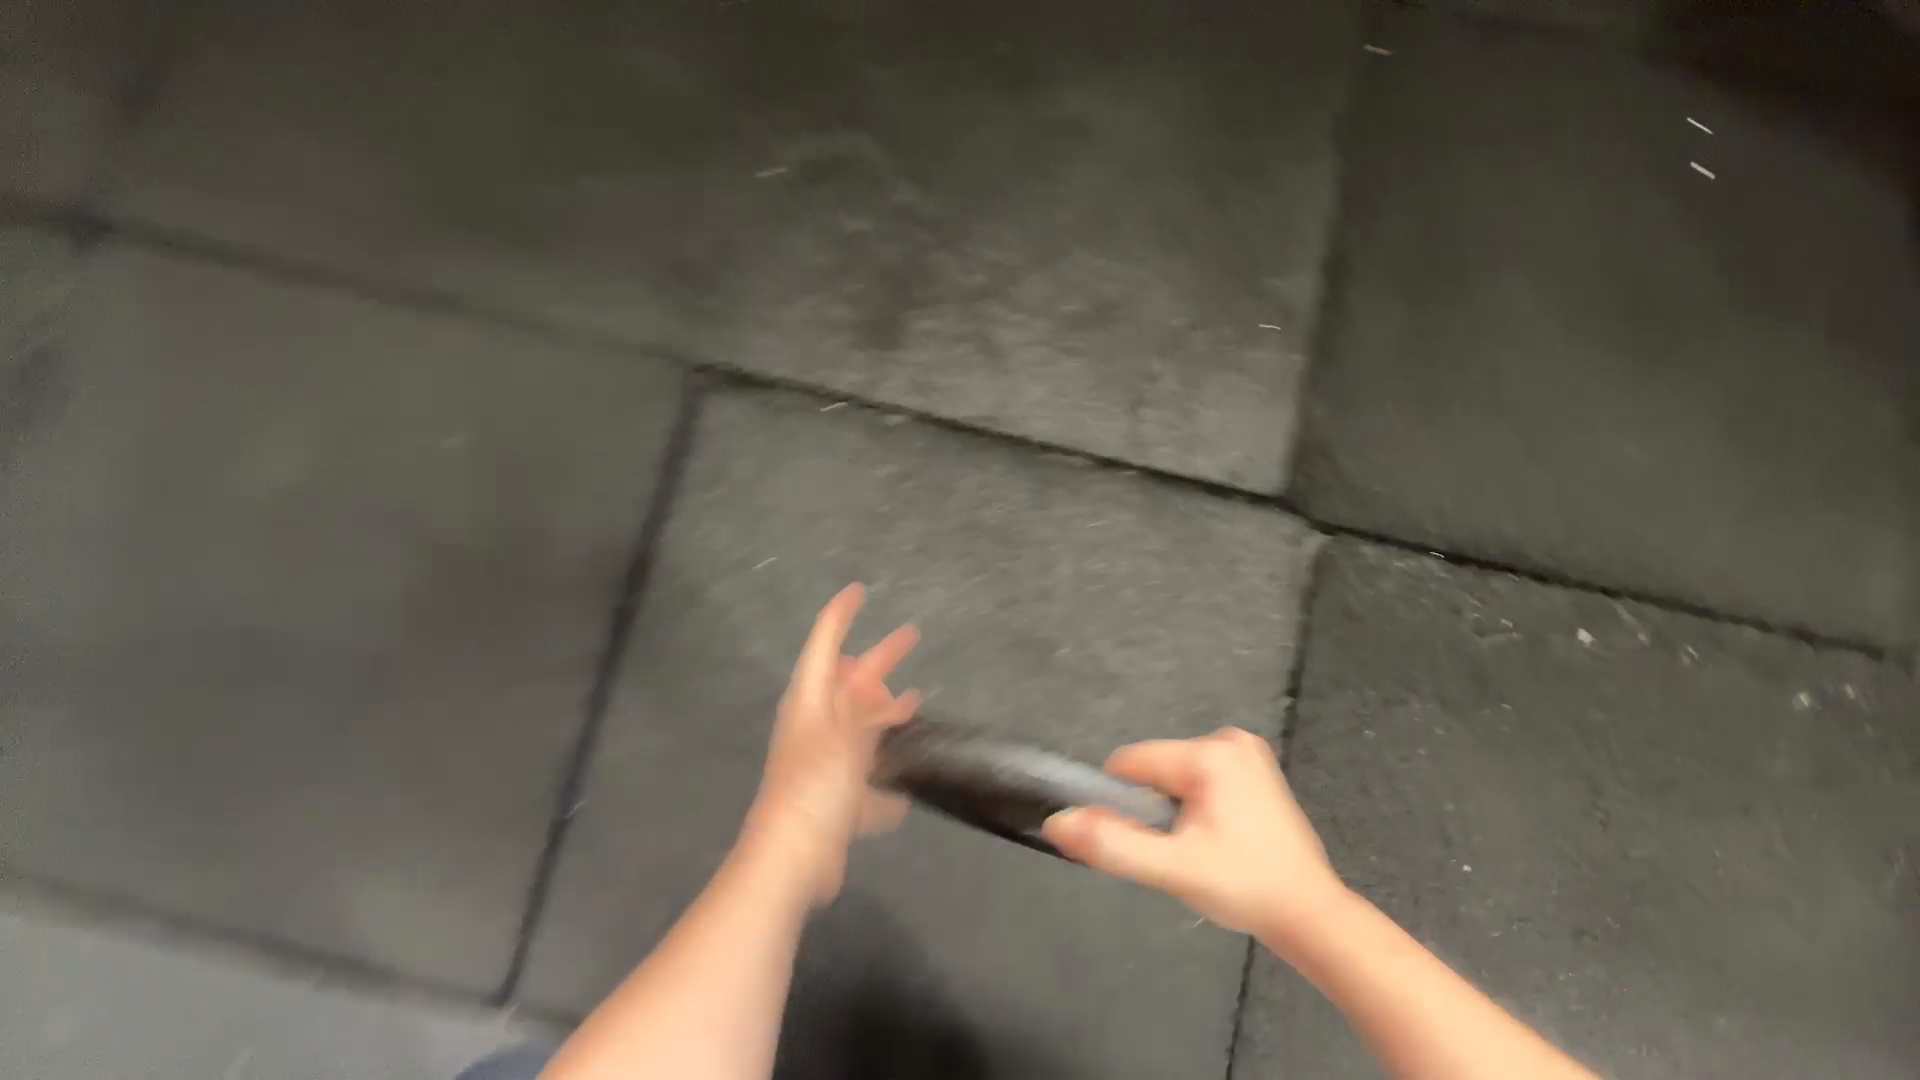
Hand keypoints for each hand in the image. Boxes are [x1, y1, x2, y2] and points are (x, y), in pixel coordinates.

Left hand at [746, 583, 921, 905]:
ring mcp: (824, 763)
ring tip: (916, 701)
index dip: (841, 616)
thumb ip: (865, 717)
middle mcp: (816, 727)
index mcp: (811, 703)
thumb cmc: (814, 791)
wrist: (789, 861)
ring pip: (860, 726)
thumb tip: (882, 704)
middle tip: (912, 636)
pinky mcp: (833, 798)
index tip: (859, 591)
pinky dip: (883, 773)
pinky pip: (865, 774)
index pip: (825, 645)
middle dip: (880, 659)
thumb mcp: (845, 740)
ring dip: (884, 712)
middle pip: (851, 682)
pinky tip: (905, 784)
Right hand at [1042, 727, 1346, 947]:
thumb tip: (1057, 822)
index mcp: (1211, 754)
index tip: (1153, 839)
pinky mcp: (1254, 768)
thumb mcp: (1173, 870)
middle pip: (1153, 768)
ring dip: (1175, 810)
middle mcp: (1229, 740)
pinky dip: (1197, 807)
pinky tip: (1220, 838)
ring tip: (1204, 847)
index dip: (1127, 804)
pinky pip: (1199, 779)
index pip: (1130, 763)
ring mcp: (1246, 752)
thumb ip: (1112, 845)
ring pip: (1173, 776)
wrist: (1310, 914)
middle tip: (1183, 849)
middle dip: (1155, 809)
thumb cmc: (1244, 888)